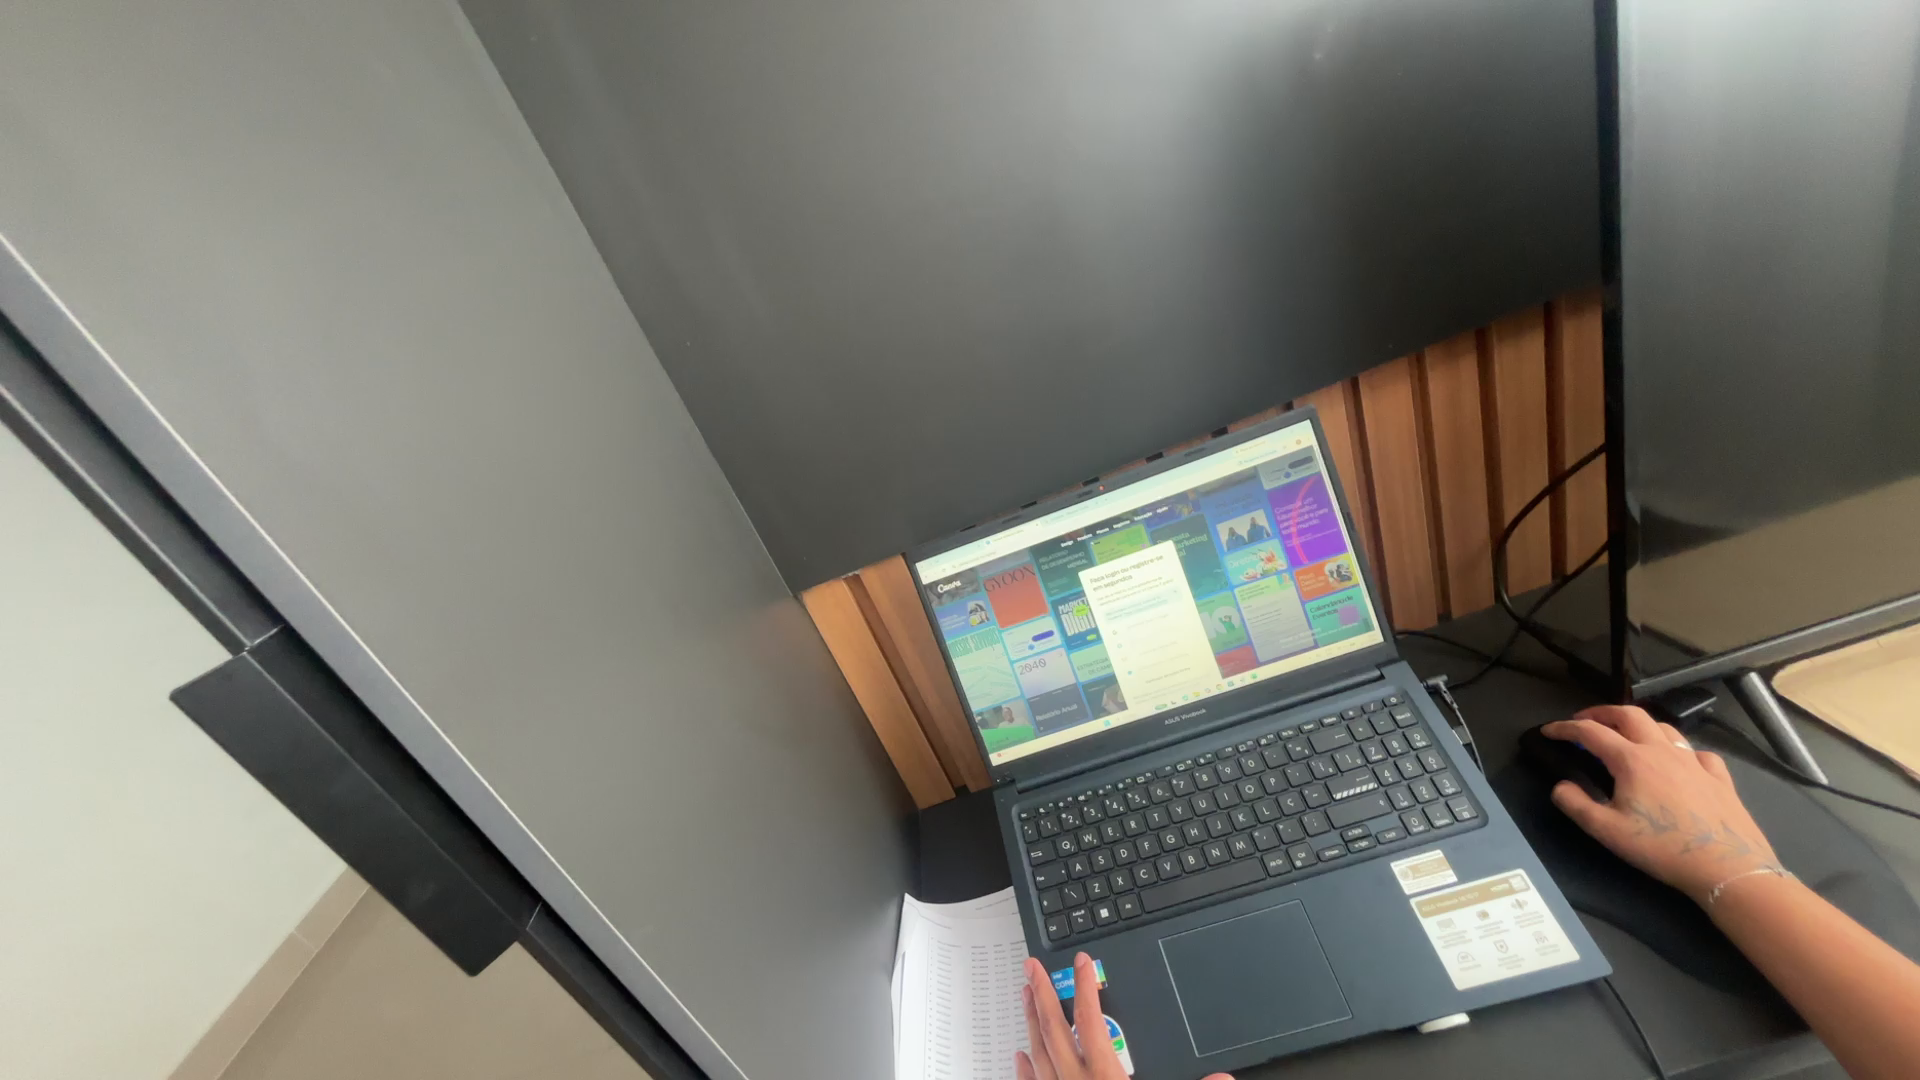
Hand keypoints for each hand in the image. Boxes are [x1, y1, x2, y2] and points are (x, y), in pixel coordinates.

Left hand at [1018, 954, 1232, 1079]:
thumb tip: (1226, 1077)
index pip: (1091, 1025)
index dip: (1086, 990)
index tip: (1081, 962)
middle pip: (1054, 1034)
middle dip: (1042, 996)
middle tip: (1030, 965)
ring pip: (1039, 1058)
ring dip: (1030, 1024)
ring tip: (1024, 994)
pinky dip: (1024, 1072)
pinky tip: (1018, 1056)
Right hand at [1544, 705, 1777, 904]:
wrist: (1732, 872)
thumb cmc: (1663, 848)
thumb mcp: (1604, 830)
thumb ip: (1573, 802)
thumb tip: (1562, 785)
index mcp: (1632, 760)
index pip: (1589, 731)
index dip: (1563, 727)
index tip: (1548, 731)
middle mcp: (1663, 753)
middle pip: (1629, 714)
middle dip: (1601, 712)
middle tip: (1584, 721)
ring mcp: (1696, 764)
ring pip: (1664, 728)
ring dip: (1638, 726)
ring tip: (1626, 737)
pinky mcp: (1721, 781)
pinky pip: (1698, 753)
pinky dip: (1680, 751)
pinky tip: (1678, 764)